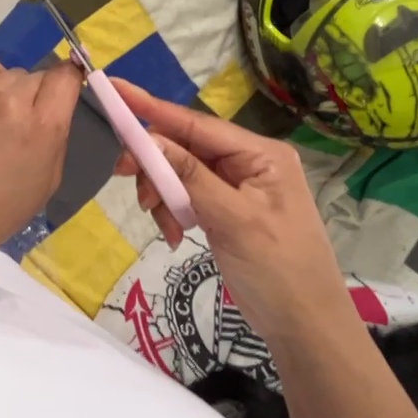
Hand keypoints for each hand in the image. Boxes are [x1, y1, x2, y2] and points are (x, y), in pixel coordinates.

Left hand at [0, 54, 82, 274]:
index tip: (67, 94)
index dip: (72, 82)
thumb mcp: (49, 179)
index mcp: (42, 125)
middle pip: (40, 75)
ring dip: (16, 88)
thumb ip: (56, 135)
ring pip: (12, 72)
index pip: (66, 77)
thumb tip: (57, 108)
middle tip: (33, 117)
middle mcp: (12, 100)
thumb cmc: (3, 208)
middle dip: (43, 92)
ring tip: (7, 113)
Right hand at [113, 80, 351, 343]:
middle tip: (125, 180)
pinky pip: (181, 194)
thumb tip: (148, 138)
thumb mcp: (234, 221)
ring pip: (175, 170)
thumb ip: (190, 176)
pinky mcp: (222, 207)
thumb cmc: (279, 272)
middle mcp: (246, 162)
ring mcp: (233, 185)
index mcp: (260, 155)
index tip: (112, 87)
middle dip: (153, 164)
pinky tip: (175, 234)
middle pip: (180, 145)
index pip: (194, 123)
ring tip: (165, 224)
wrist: (305, 330)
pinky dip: (170, 210)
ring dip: (160, 193)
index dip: (150, 106)